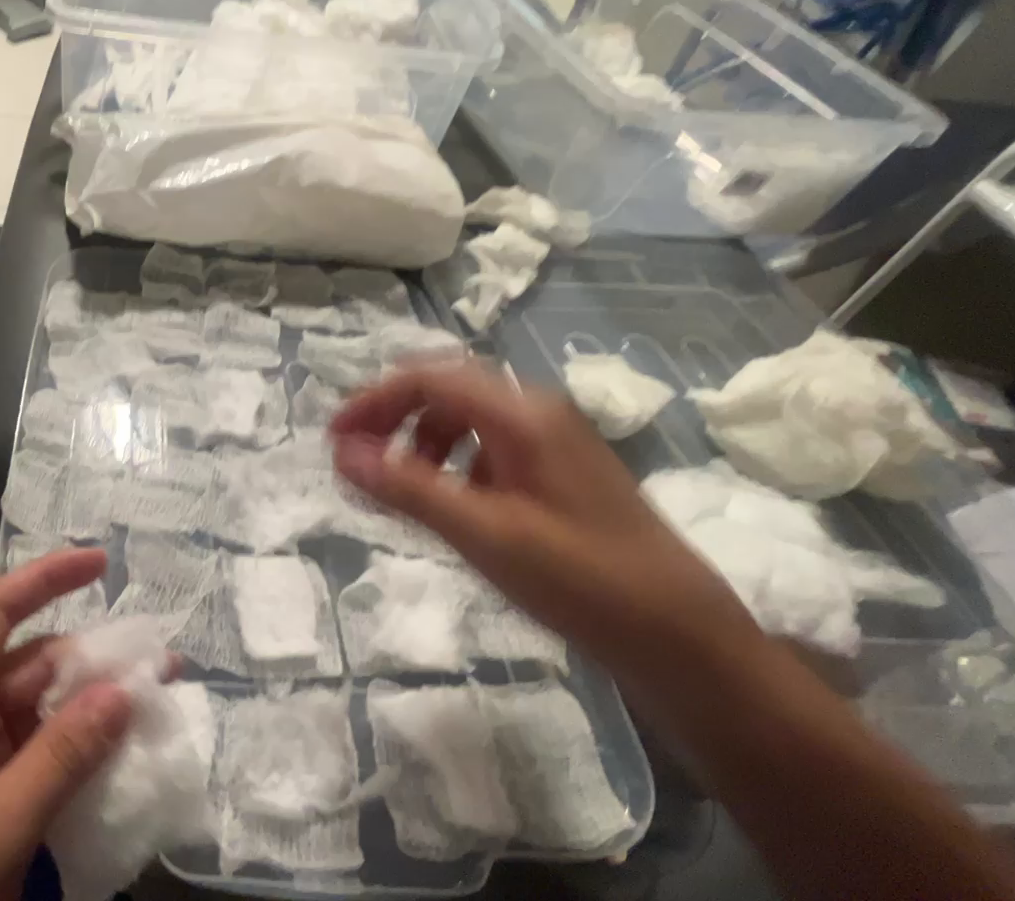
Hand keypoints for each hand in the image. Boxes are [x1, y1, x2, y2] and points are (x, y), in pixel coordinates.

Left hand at [0, 549, 132, 900]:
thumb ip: (58, 760)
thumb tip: (122, 692)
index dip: (45, 580)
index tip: (101, 560)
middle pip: (31, 667)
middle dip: (95, 659)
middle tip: (166, 662)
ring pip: (44, 715)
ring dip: (98, 709)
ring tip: (162, 704)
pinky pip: (44, 762)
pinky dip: (85, 756)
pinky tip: (131, 756)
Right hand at [328, 361, 762, 677]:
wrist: (681, 637)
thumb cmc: (581, 579)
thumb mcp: (484, 534)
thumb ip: (408, 488)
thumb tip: (341, 452)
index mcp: (523, 415)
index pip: (429, 378)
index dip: (373, 401)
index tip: (334, 442)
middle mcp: (538, 414)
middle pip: (446, 389)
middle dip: (392, 416)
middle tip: (355, 460)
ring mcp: (553, 444)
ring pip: (466, 419)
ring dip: (420, 440)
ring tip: (397, 487)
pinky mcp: (559, 475)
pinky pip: (488, 448)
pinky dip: (450, 464)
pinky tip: (448, 505)